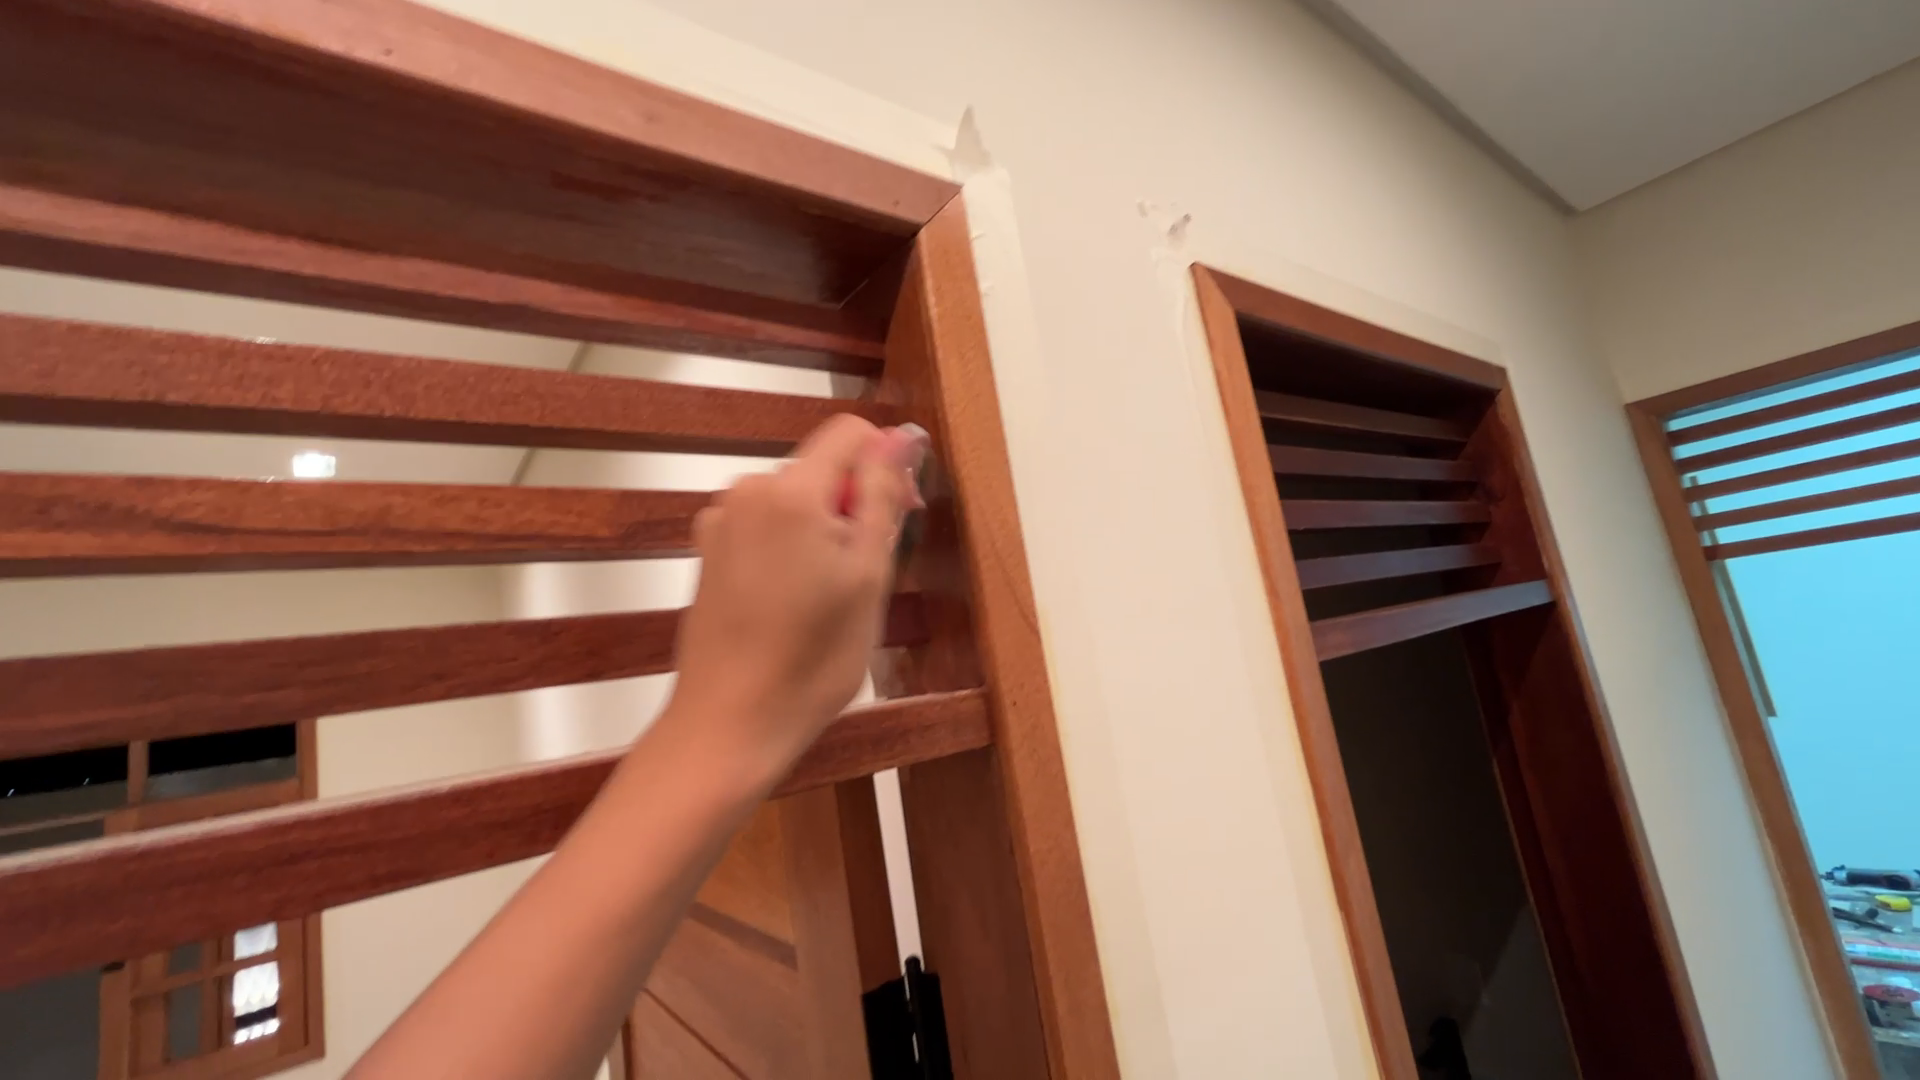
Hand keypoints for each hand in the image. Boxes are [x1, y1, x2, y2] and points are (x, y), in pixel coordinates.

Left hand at [665, 415, 926, 783]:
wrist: (730, 723)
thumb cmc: (813, 657)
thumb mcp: (868, 573)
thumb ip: (883, 493)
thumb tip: (902, 435)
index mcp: (790, 490)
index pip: (850, 433)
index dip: (886, 465)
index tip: (899, 517)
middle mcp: (746, 492)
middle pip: (821, 468)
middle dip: (854, 504)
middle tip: (870, 571)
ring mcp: (720, 523)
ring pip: (796, 501)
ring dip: (824, 531)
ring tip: (832, 596)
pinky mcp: (708, 552)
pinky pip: (767, 527)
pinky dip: (791, 548)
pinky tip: (796, 601)